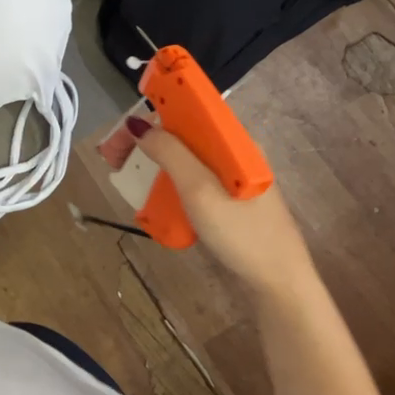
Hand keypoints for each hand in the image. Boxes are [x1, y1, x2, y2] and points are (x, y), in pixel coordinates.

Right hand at [124, 122, 315, 297]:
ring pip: (185, 155)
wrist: (281, 286)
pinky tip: (154, 194)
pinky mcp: (232, 196)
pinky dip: (168, 178)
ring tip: (126, 175)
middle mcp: (236, 151)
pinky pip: (193, 176)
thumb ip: (169, 153)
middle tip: (113, 159)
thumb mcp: (199, 190)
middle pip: (182, 132)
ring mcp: (235, 175)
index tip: (122, 131)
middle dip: (145, 139)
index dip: (151, 111)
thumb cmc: (241, 234)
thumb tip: (137, 124)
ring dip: (153, 159)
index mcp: (234, 142)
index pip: (189, 108)